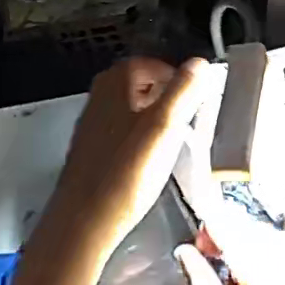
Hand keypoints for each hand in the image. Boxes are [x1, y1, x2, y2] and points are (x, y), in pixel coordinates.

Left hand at [37, 57, 210, 262]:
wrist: (84, 221)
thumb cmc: (127, 172)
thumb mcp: (164, 127)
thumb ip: (182, 92)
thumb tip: (199, 62)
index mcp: (114, 83)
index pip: (148, 62)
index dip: (173, 74)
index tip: (194, 93)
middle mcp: (99, 97)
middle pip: (138, 83)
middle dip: (164, 94)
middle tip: (187, 114)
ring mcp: (93, 123)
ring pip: (130, 108)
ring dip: (153, 116)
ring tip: (174, 137)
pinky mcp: (92, 149)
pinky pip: (122, 131)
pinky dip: (140, 136)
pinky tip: (151, 159)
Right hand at [176, 221, 284, 284]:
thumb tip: (186, 255)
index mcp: (263, 275)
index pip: (221, 222)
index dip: (204, 227)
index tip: (201, 244)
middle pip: (245, 224)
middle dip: (228, 239)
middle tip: (224, 270)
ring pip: (269, 231)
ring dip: (254, 247)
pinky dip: (281, 256)